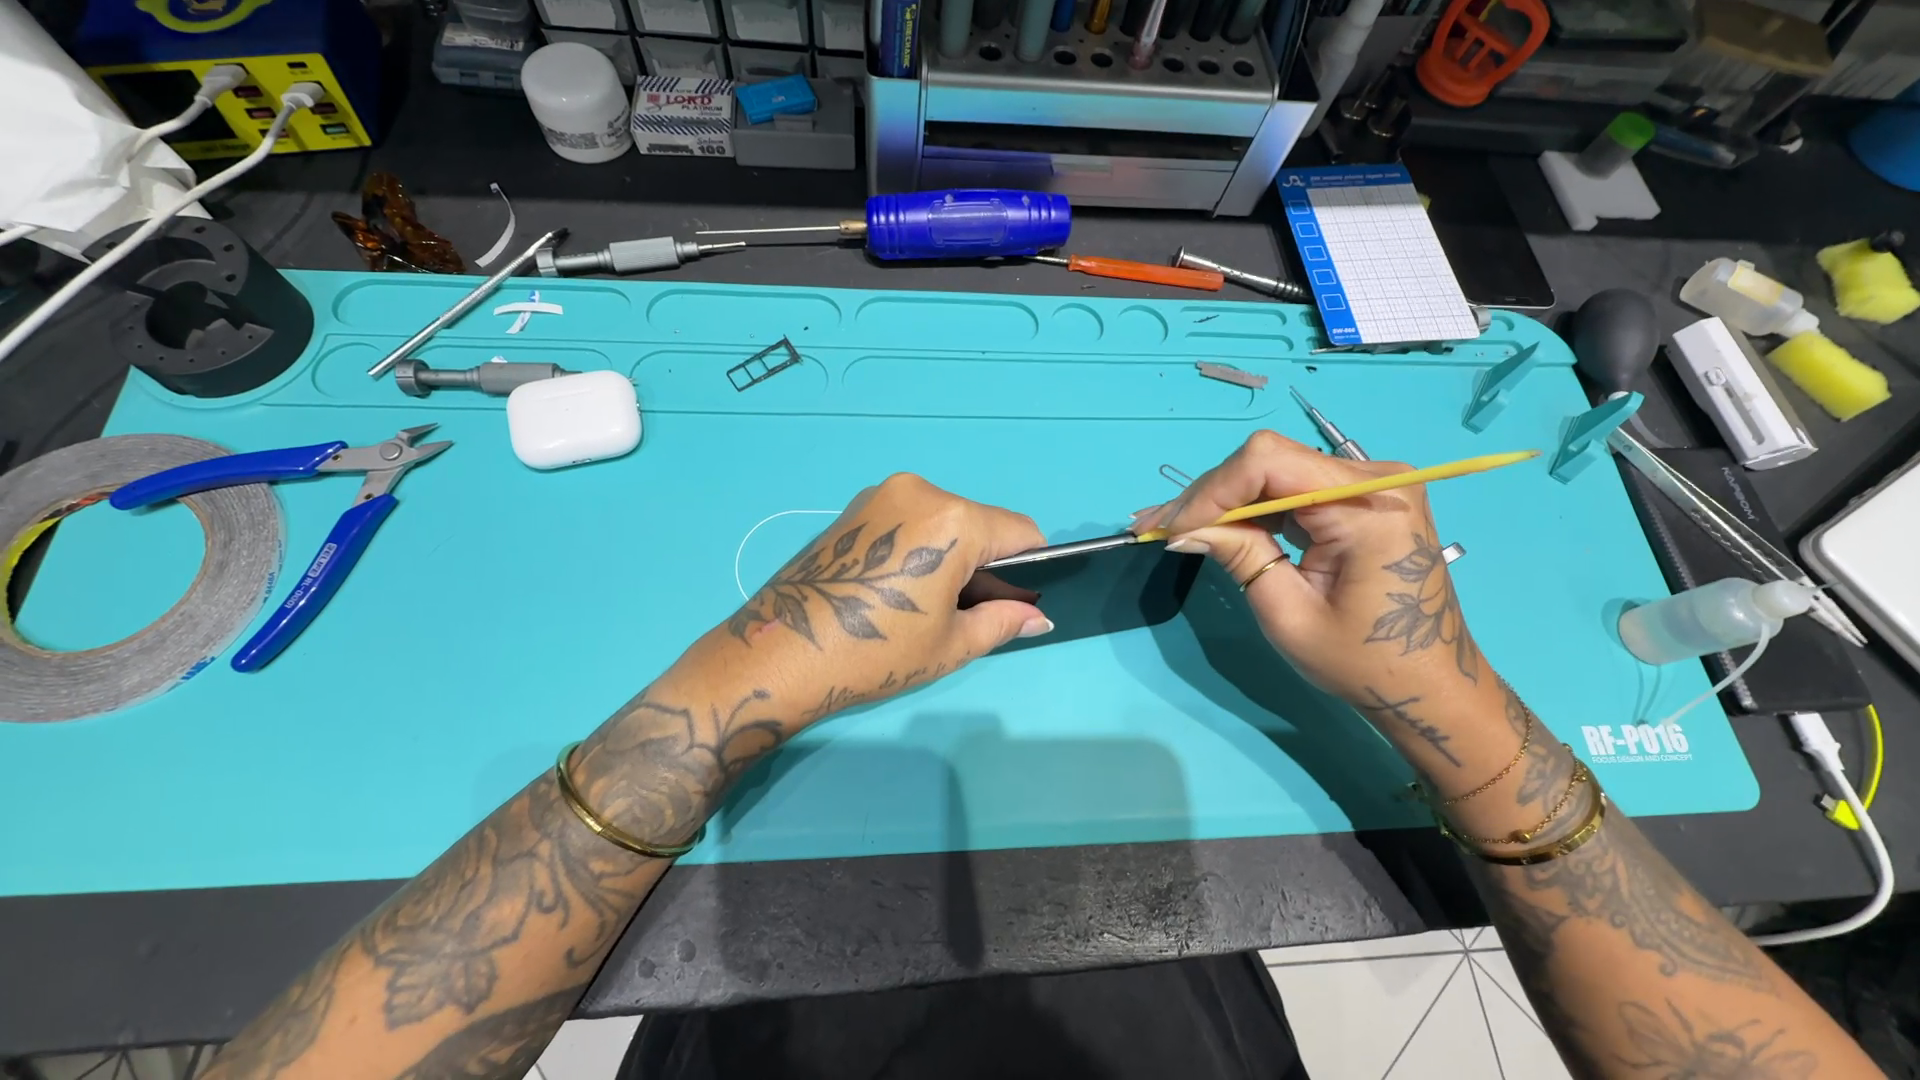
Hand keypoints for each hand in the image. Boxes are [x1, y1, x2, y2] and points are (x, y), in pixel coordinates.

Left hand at [724, 473, 1049, 727]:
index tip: (1016, 600)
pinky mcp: (854, 506)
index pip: (1020, 531)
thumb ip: (1003, 621)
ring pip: (943, 519)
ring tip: (921, 602)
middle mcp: (920, 491)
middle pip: (980, 522)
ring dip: (949, 553)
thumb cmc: (874, 654)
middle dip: (985, 561)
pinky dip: (918, 545)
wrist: (779, 656)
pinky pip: (909, 518)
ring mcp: (881, 494)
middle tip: (962, 611)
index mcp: (952, 520)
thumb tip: (1039, 616)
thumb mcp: (951, 645)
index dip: (1030, 567)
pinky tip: (894, 587)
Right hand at [1136, 431, 1483, 706]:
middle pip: (1269, 460)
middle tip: (1158, 527)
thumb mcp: (1288, 614)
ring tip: (1176, 527)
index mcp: (1367, 506)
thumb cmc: (1363, 662)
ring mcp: (1371, 484)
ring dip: (1224, 499)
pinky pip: (1292, 487)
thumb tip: (1183, 529)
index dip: (1211, 491)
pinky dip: (1251, 506)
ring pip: (1274, 470)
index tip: (1174, 531)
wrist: (1428, 685)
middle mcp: (1375, 478)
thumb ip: (1239, 556)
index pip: (1268, 462)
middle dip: (1211, 494)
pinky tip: (1215, 524)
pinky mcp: (1361, 497)